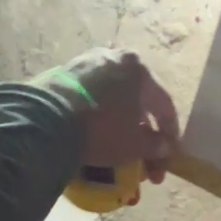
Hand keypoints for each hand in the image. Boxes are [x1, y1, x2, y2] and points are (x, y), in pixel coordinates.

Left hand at [37, 48, 180, 182]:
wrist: (49, 119)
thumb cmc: (103, 130)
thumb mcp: (135, 144)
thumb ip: (155, 145)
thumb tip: (163, 147)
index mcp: (140, 70)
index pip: (165, 106)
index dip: (172, 135)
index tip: (171, 157)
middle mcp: (116, 59)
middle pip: (139, 102)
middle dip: (145, 135)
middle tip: (146, 161)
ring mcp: (88, 63)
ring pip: (116, 101)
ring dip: (123, 128)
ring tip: (123, 152)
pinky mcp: (66, 75)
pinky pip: (95, 100)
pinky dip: (102, 119)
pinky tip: (101, 138)